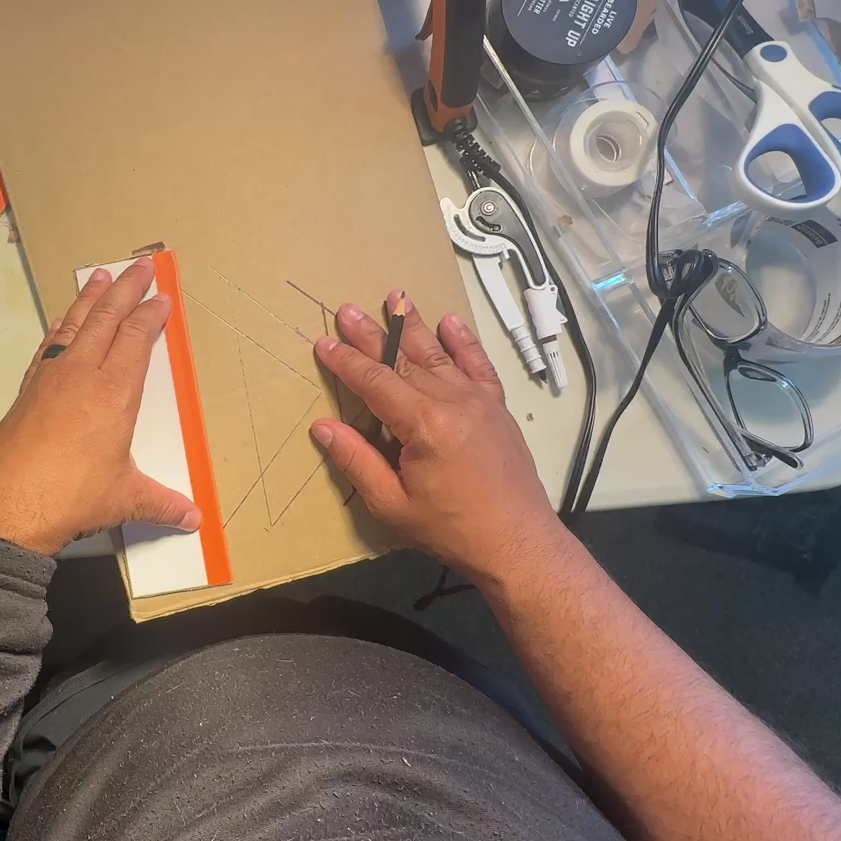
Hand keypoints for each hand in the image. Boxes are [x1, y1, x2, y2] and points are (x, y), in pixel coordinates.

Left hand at [0, 258, 202, 554]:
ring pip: (74, 326)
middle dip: (125, 289)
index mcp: (114, 392)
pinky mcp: (27, 392)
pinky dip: (59, 328)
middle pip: (106, 318)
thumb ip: (162, 504)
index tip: (161, 297)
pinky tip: (61, 323)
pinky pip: (48, 347)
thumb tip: (192, 519)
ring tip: (97, 276)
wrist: (6, 507)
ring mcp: (49, 380)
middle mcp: (81, 375)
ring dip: (88, 299)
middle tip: (139, 266)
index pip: (136, 339)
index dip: (150, 315)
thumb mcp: (124, 500)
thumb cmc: (71, 497)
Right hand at [311, 291, 566, 585]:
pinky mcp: (497, 409)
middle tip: (347, 309)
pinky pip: (478, 367)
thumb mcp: (391, 504)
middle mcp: (454, 403)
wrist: (517, 544)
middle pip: (404, 360)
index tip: (324, 343)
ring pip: (439, 355)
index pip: (376, 383)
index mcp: (425, 426)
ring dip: (414, 326)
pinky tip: (451, 324)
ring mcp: (480, 402)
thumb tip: (323, 427)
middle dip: (372, 334)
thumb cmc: (450, 529)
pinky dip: (464, 343)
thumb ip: (356, 461)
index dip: (347, 362)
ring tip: (396, 296)